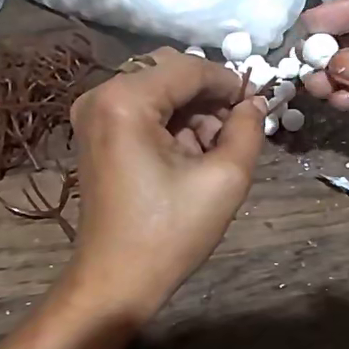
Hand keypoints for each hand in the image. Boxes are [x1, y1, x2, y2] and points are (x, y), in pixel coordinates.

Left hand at [65, 48, 267, 316]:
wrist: (116, 281)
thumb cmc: (169, 234)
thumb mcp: (224, 179)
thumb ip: (247, 130)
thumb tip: (254, 102)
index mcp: (125, 100)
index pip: (189, 67)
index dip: (229, 82)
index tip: (257, 106)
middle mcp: (100, 96)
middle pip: (170, 74)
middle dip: (208, 99)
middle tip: (236, 134)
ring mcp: (92, 115)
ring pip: (158, 92)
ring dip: (192, 114)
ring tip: (214, 154)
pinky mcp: (95, 134)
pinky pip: (142, 111)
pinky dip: (171, 126)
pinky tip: (190, 158)